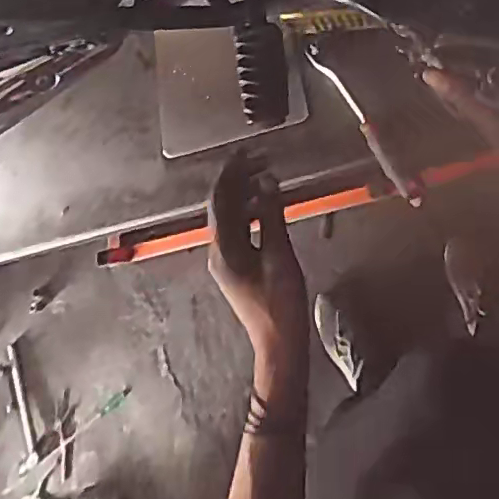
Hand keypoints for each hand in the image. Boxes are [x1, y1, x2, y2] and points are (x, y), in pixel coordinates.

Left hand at [207, 152, 309, 363]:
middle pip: (221, 205)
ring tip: (263, 174)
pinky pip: (237, 227)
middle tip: (257, 158)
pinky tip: (265, 202)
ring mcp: (226, 259)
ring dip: (243, 192)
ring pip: (229, 215)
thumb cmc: (281, 304)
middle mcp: (218, 251)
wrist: (279, 345)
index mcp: (224, 249)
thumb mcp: (280, 256)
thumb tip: (267, 180)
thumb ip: (272, 216)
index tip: (245, 152)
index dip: (231, 172)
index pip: (221, 199)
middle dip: (236, 178)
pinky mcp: (236, 265)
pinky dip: (249, 209)